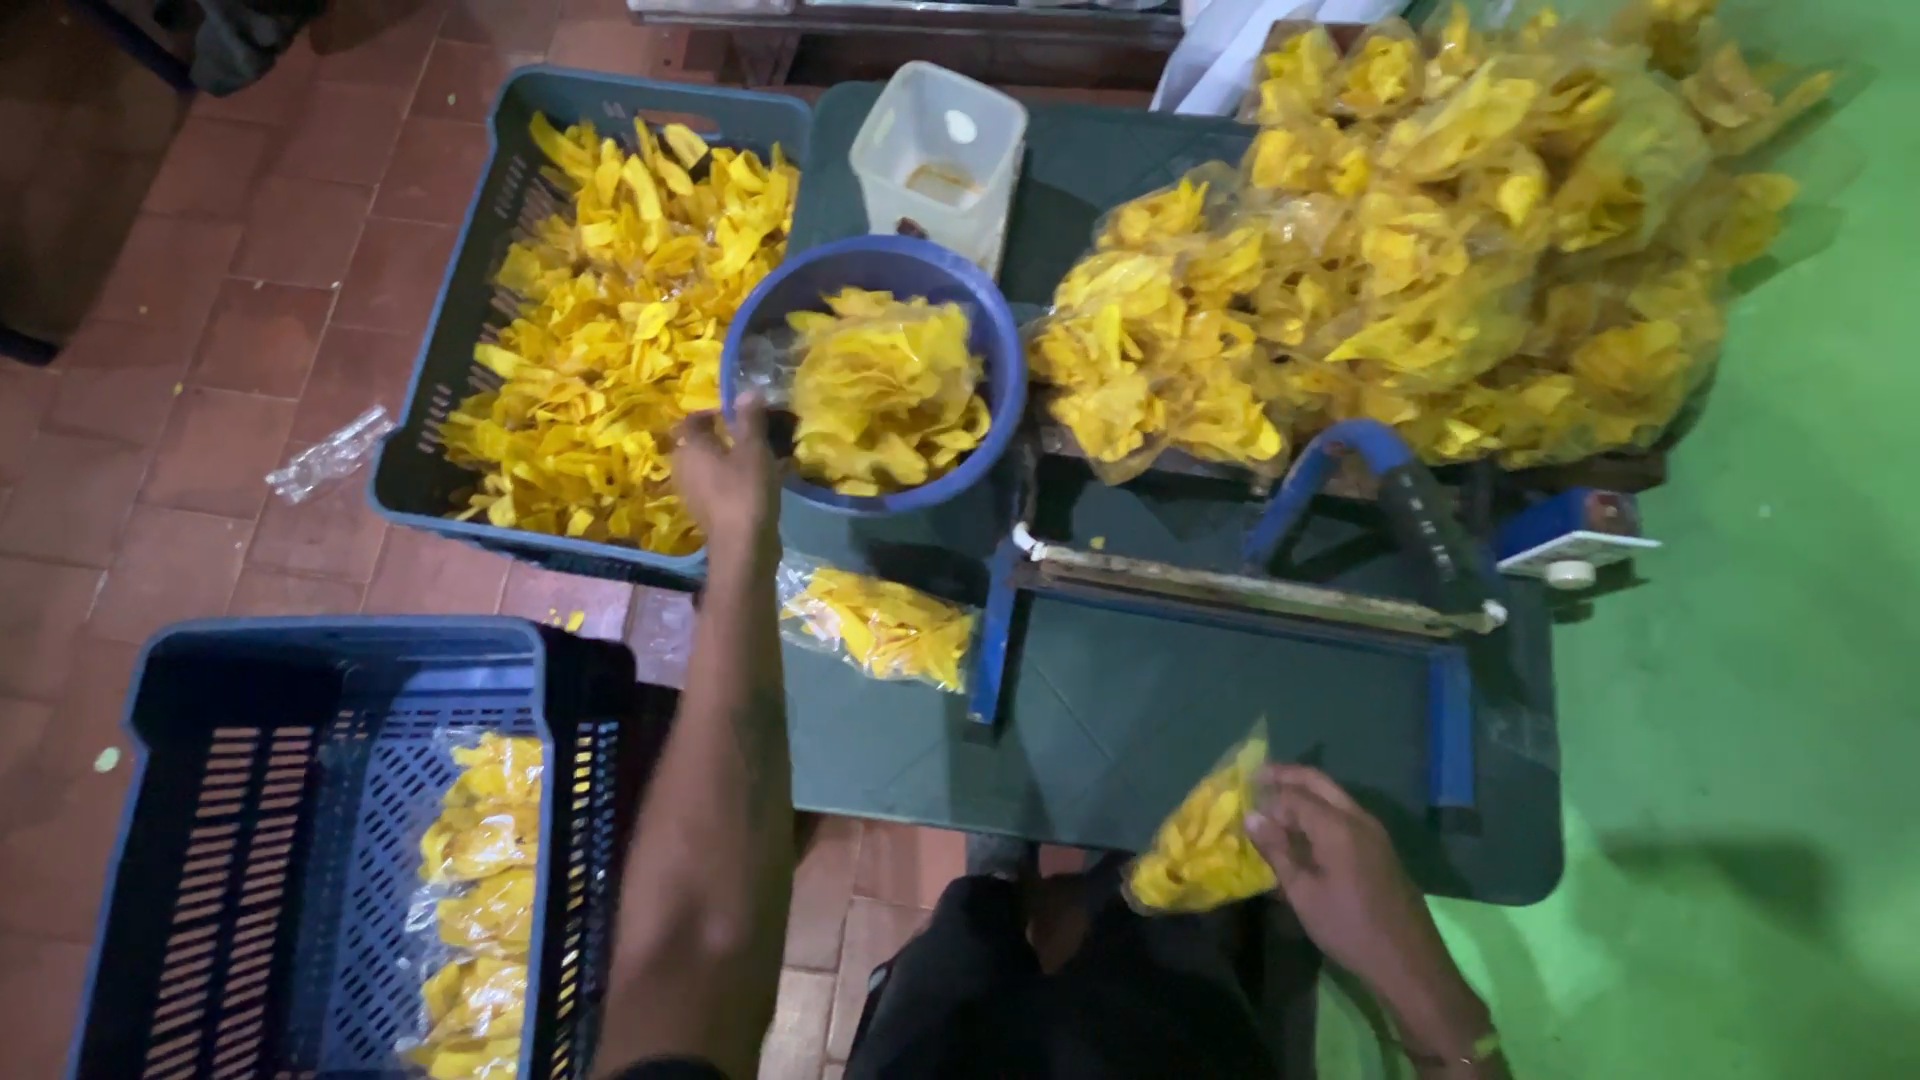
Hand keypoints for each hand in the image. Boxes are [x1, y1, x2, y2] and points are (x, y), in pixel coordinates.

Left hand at [673, 392, 778, 563]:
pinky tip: (756, 485)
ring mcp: (692, 494)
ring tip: (757, 460)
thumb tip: (748, 390)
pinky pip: (717, 488)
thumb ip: (750, 419)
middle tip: (749, 436)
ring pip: (708, 468)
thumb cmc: (746, 490)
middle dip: (720, 438)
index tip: (735, 414)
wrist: (743, 545)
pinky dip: (732, 482)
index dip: (711, 413)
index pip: (691, 420)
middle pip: (698, 445)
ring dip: (727, 462)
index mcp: (690, 447)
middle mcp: (683, 468)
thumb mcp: (753, 449)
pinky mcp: (706, 513)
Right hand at [1246, 765, 1487, 1057]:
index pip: (1293, 795)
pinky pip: (1345, 814)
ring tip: (1276, 805)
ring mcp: (1375, 832)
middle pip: (1317, 781)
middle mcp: (1358, 819)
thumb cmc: (1349, 928)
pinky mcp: (1382, 848)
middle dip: (1286, 776)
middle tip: (1257, 778)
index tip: (1246, 811)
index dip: (1267, 800)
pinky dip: (1321, 810)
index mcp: (1337, 826)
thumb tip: (1251, 817)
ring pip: (1334, 796)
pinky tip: (1305, 831)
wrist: (1411, 965)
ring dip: (1304, 792)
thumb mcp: (1303, 893)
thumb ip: (1276, 850)